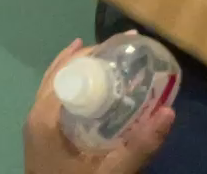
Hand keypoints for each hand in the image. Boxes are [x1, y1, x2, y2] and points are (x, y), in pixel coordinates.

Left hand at [24, 39, 175, 173]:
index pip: (72, 70)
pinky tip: (89, 79)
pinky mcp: (41, 133)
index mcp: (46, 115)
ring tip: (113, 57)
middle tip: (126, 48)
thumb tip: (170, 111)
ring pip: (59, 81)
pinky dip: (73, 81)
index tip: (127, 44)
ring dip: (84, 67)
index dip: (99, 53)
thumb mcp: (111, 172)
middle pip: (65, 70)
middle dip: (95, 56)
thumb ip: (138, 145)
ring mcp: (36, 123)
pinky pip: (56, 95)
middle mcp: (36, 112)